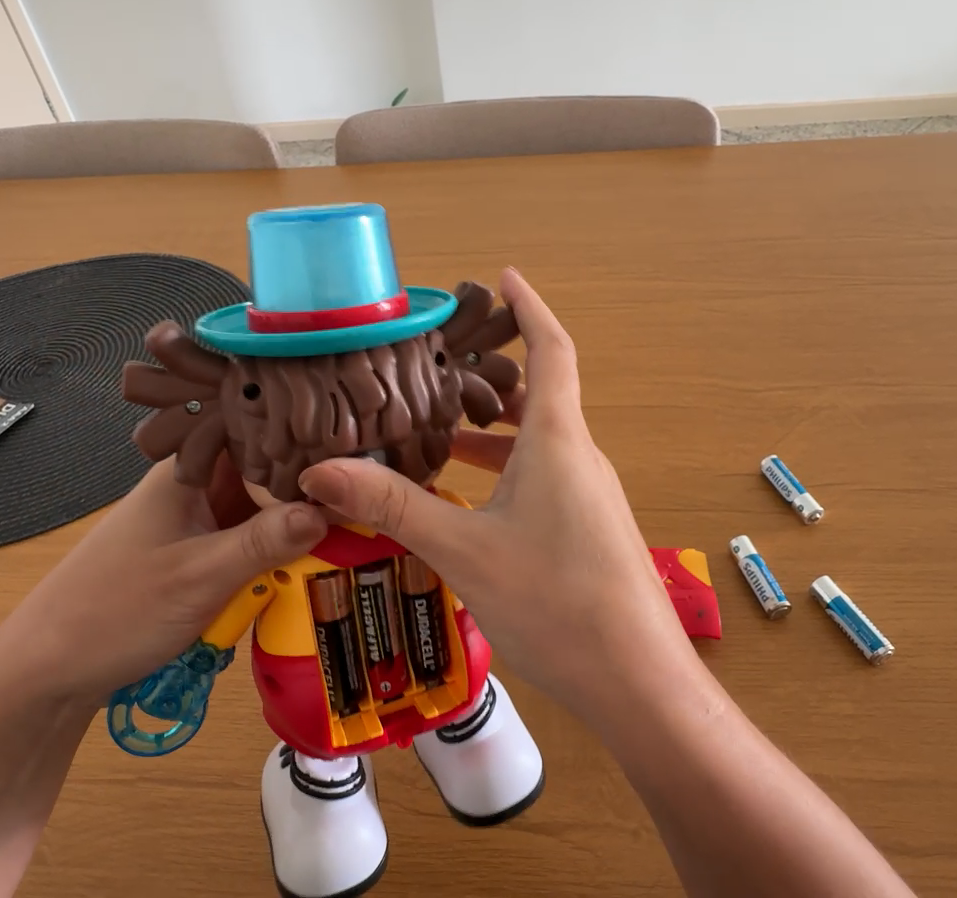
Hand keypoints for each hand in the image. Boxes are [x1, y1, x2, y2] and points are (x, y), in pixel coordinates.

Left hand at [0, 454, 326, 709]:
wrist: (47, 673)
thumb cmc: (116, 611)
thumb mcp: (201, 575)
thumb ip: (268, 540)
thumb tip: (333, 506)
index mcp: (186, 469)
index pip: (253, 430)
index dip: (301, 433)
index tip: (354, 444)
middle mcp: (191, 484)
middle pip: (261, 468)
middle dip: (307, 481)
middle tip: (366, 488)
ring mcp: (192, 519)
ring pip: (257, 505)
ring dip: (292, 517)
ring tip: (351, 516)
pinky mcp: (192, 551)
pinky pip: (245, 536)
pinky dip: (273, 545)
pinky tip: (308, 552)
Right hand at [299, 267, 690, 721]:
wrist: (636, 679)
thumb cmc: (556, 602)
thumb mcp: (464, 550)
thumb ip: (394, 507)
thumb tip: (320, 472)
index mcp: (557, 439)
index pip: (551, 350)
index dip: (529, 308)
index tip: (504, 277)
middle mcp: (579, 456)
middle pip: (539, 395)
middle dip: (491, 377)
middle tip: (440, 367)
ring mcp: (589, 495)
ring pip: (538, 442)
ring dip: (492, 432)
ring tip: (438, 435)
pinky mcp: (589, 529)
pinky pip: (544, 478)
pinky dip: (506, 471)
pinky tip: (467, 501)